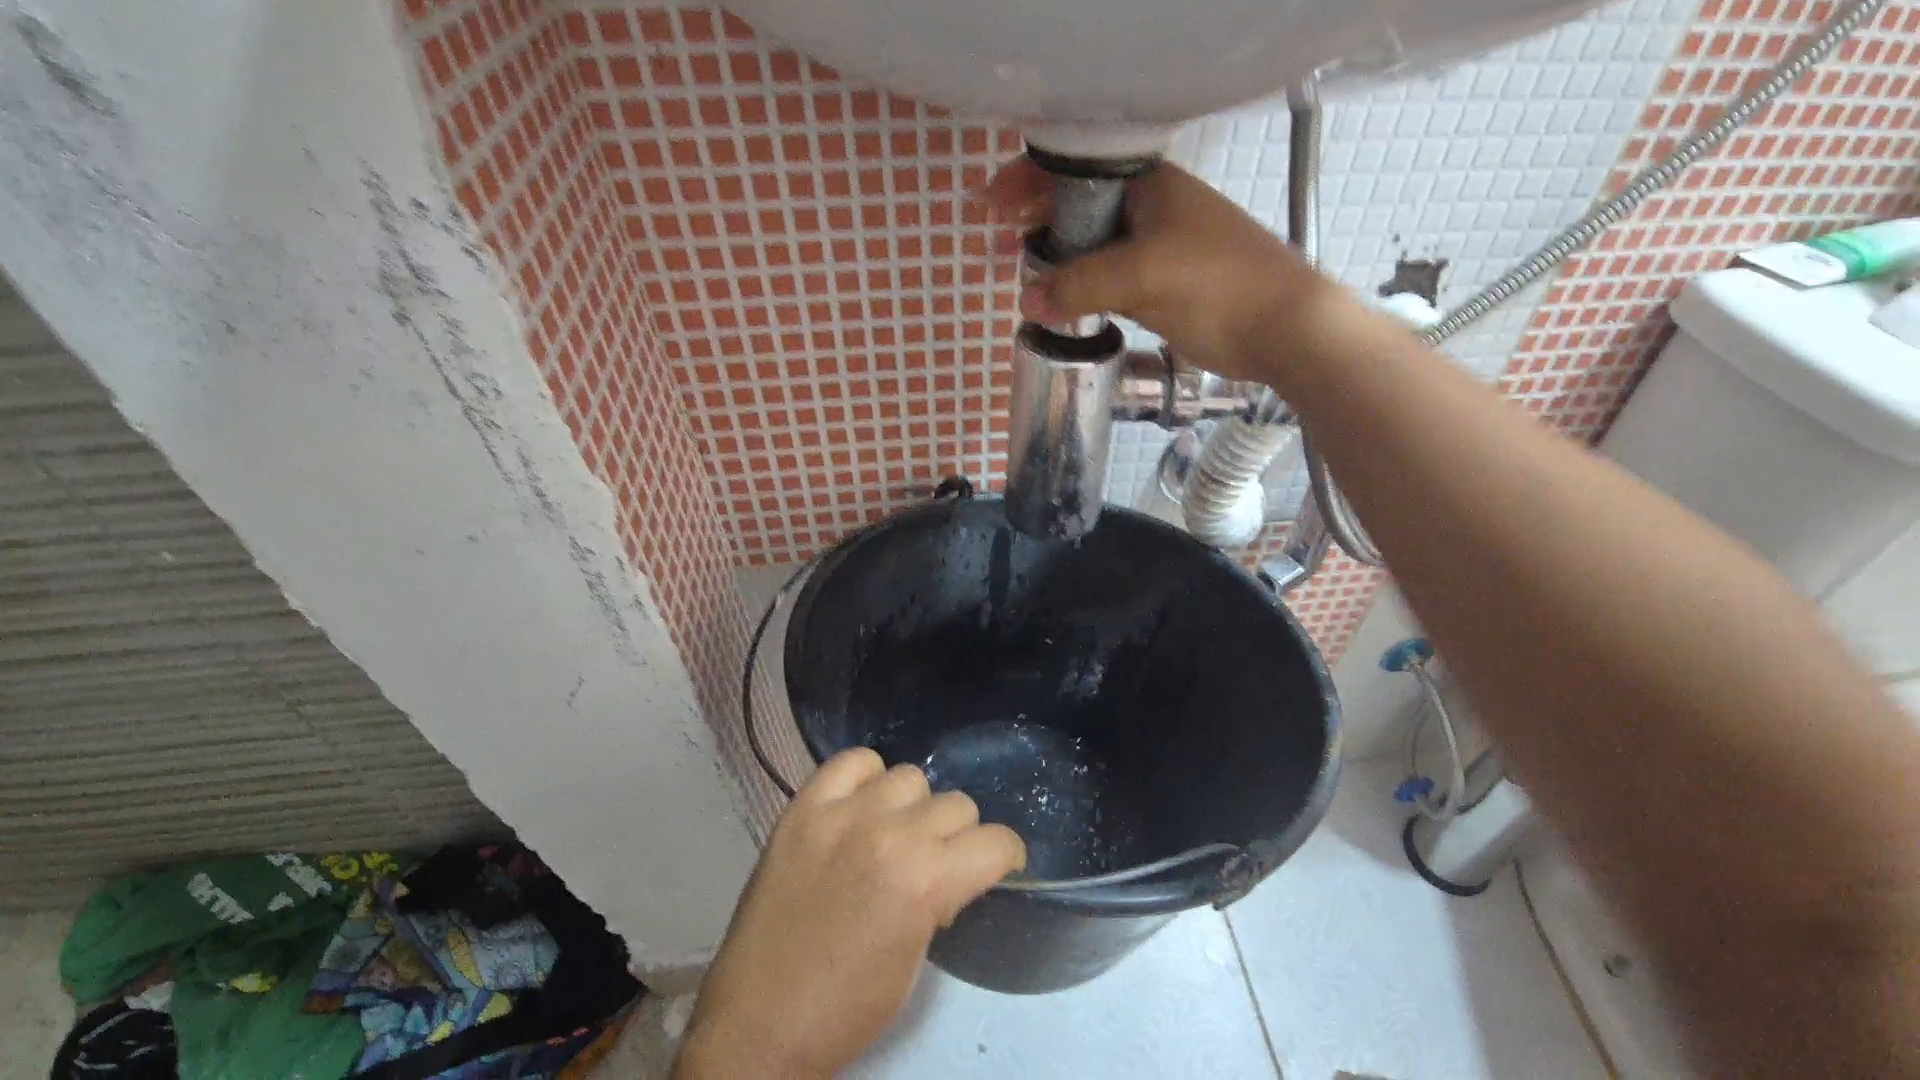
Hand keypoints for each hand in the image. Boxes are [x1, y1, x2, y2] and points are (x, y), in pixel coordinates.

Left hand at [674, 749, 1026, 1078]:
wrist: (759, 1023)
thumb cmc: (847, 1007)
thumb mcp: (917, 957)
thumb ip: (943, 896)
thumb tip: (952, 867)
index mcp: (924, 880)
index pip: (996, 841)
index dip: (1004, 857)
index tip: (994, 868)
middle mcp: (888, 834)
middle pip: (957, 804)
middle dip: (958, 837)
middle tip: (934, 865)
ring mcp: (840, 815)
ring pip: (909, 776)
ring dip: (913, 807)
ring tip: (892, 837)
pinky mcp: (801, 810)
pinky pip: (850, 762)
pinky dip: (864, 779)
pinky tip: (859, 809)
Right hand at [982, 156, 1359, 389]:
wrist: (1284, 327)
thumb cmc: (1218, 285)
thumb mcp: (1143, 276)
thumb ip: (1080, 285)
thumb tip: (1027, 301)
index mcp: (1148, 186)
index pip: (1076, 171)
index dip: (1028, 183)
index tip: (991, 206)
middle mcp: (1148, 209)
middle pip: (1078, 207)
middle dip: (1034, 222)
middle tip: (995, 245)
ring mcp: (1155, 248)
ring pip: (1092, 247)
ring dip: (1055, 259)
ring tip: (1014, 272)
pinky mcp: (1160, 286)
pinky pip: (1107, 279)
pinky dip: (1079, 286)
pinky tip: (1056, 300)